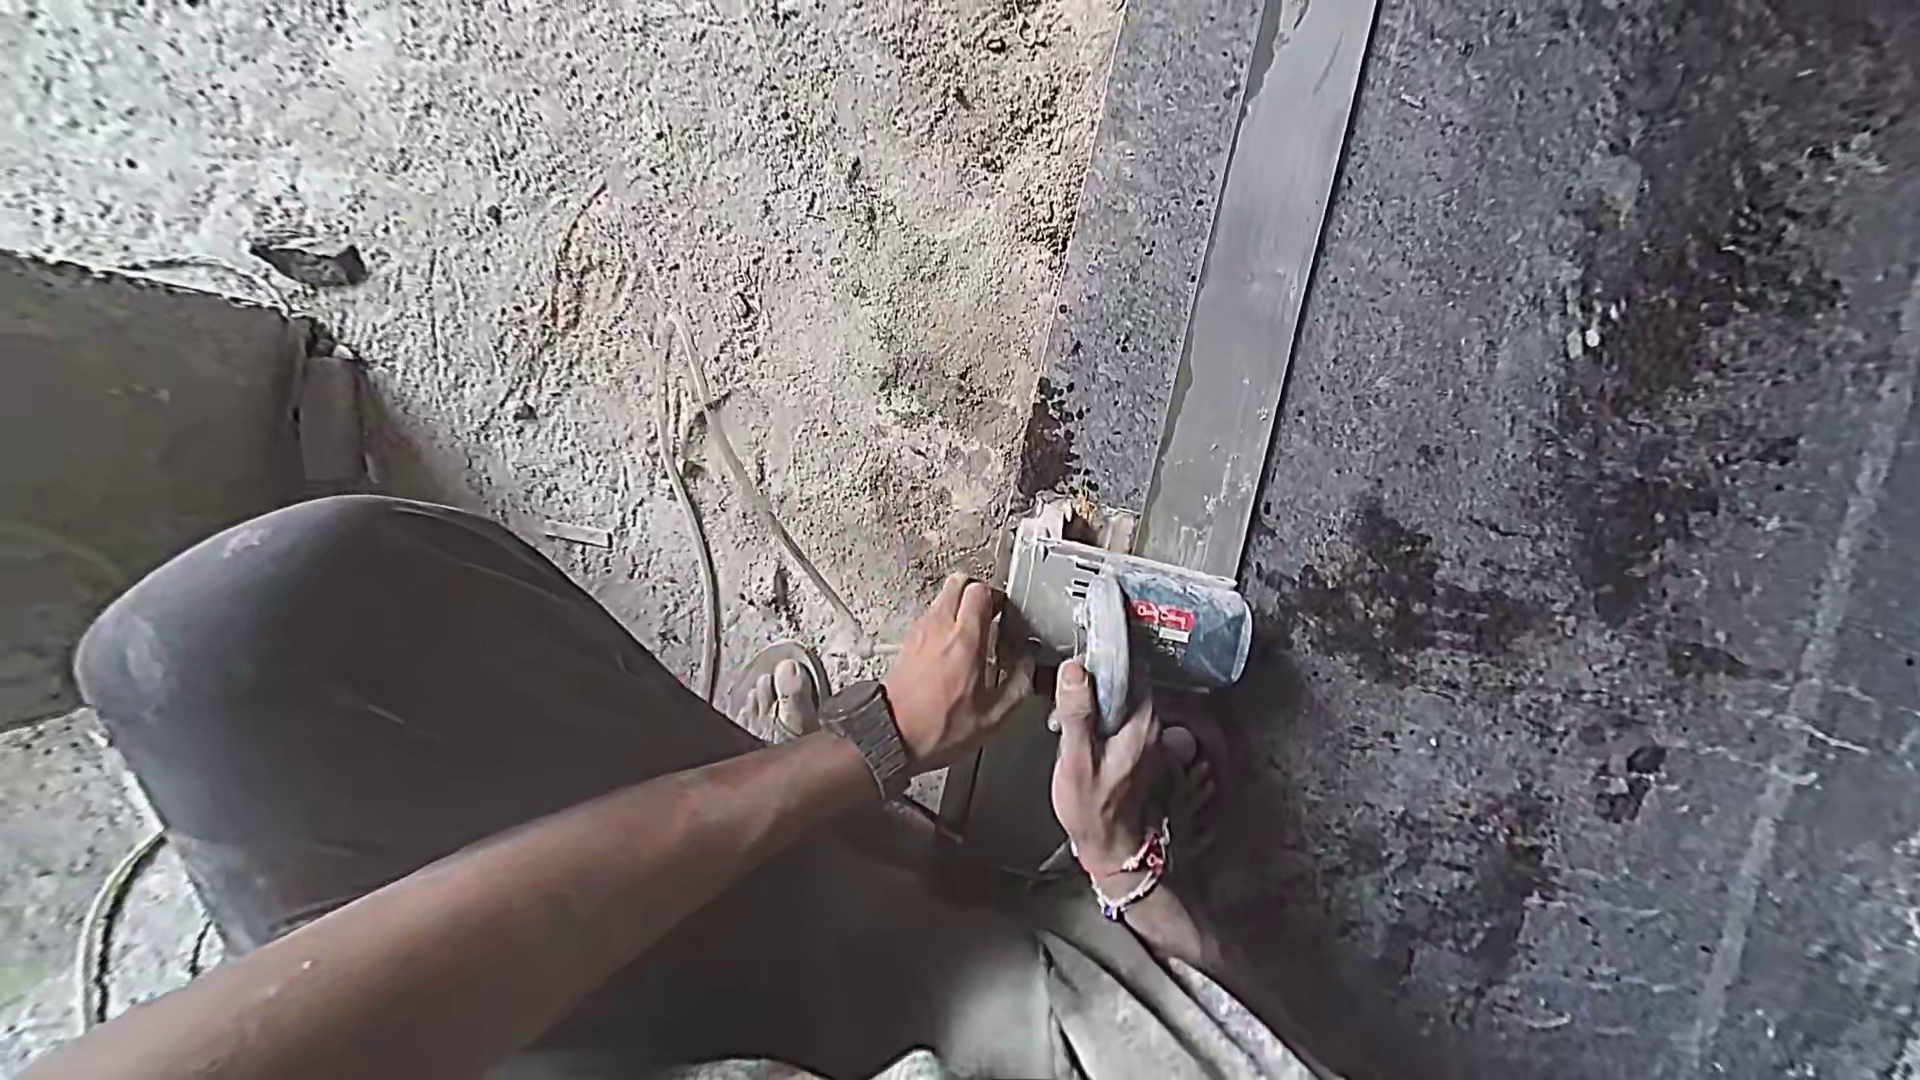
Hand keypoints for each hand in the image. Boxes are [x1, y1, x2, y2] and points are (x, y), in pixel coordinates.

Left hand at [883, 574, 1035, 771]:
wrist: (892, 735)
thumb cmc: (936, 729)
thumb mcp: (992, 718)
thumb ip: (1018, 686)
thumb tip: (1028, 666)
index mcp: (965, 641)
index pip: (981, 591)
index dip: (997, 597)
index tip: (1005, 613)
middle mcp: (940, 629)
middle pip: (959, 582)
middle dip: (978, 591)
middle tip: (989, 612)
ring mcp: (921, 632)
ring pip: (943, 596)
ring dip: (959, 604)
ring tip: (972, 631)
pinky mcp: (909, 640)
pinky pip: (930, 615)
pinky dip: (944, 620)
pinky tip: (952, 647)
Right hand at [1050, 658, 1160, 872]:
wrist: (1112, 851)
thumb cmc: (1094, 810)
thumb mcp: (1076, 759)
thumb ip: (1077, 713)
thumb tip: (1075, 669)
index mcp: (1142, 725)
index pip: (1132, 670)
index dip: (1106, 657)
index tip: (1082, 655)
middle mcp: (1153, 729)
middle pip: (1127, 683)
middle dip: (1096, 681)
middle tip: (1068, 694)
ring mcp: (1150, 742)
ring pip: (1123, 701)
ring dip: (1098, 701)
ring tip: (1071, 717)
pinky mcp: (1140, 752)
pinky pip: (1122, 720)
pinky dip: (1103, 718)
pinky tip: (1083, 734)